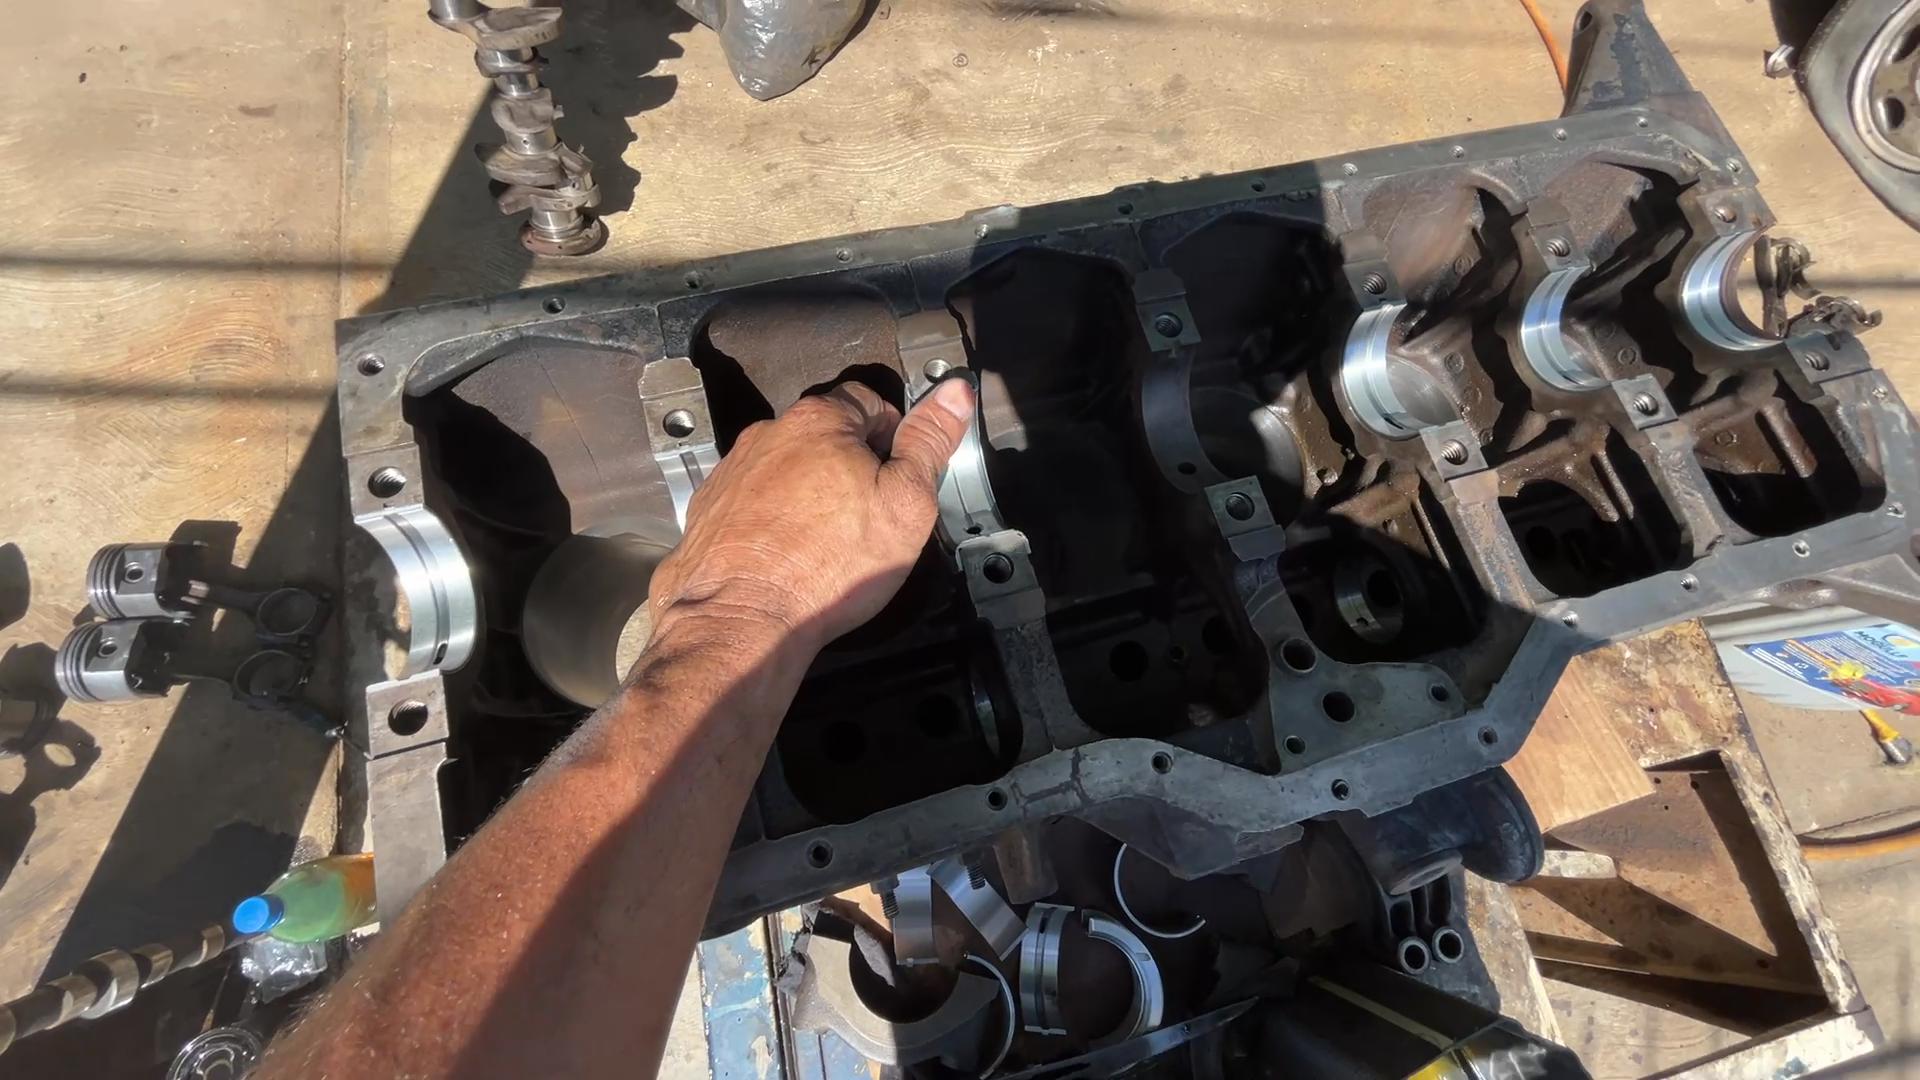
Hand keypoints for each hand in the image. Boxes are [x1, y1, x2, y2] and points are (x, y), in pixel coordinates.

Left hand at [646, 377, 975, 657]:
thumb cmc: (827, 565)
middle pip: (825, 434)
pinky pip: (755, 499)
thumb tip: (955, 393)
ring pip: (788, 467)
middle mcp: (769, 435)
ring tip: (830, 539)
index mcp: (819, 422)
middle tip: (871, 511)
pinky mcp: (712, 508)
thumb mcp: (906, 502)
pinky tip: (792, 551)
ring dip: (811, 490)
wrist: (744, 619)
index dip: (893, 432)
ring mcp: (734, 471)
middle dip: (851, 463)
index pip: (868, 400)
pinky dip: (775, 517)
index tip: (900, 466)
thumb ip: (930, 441)